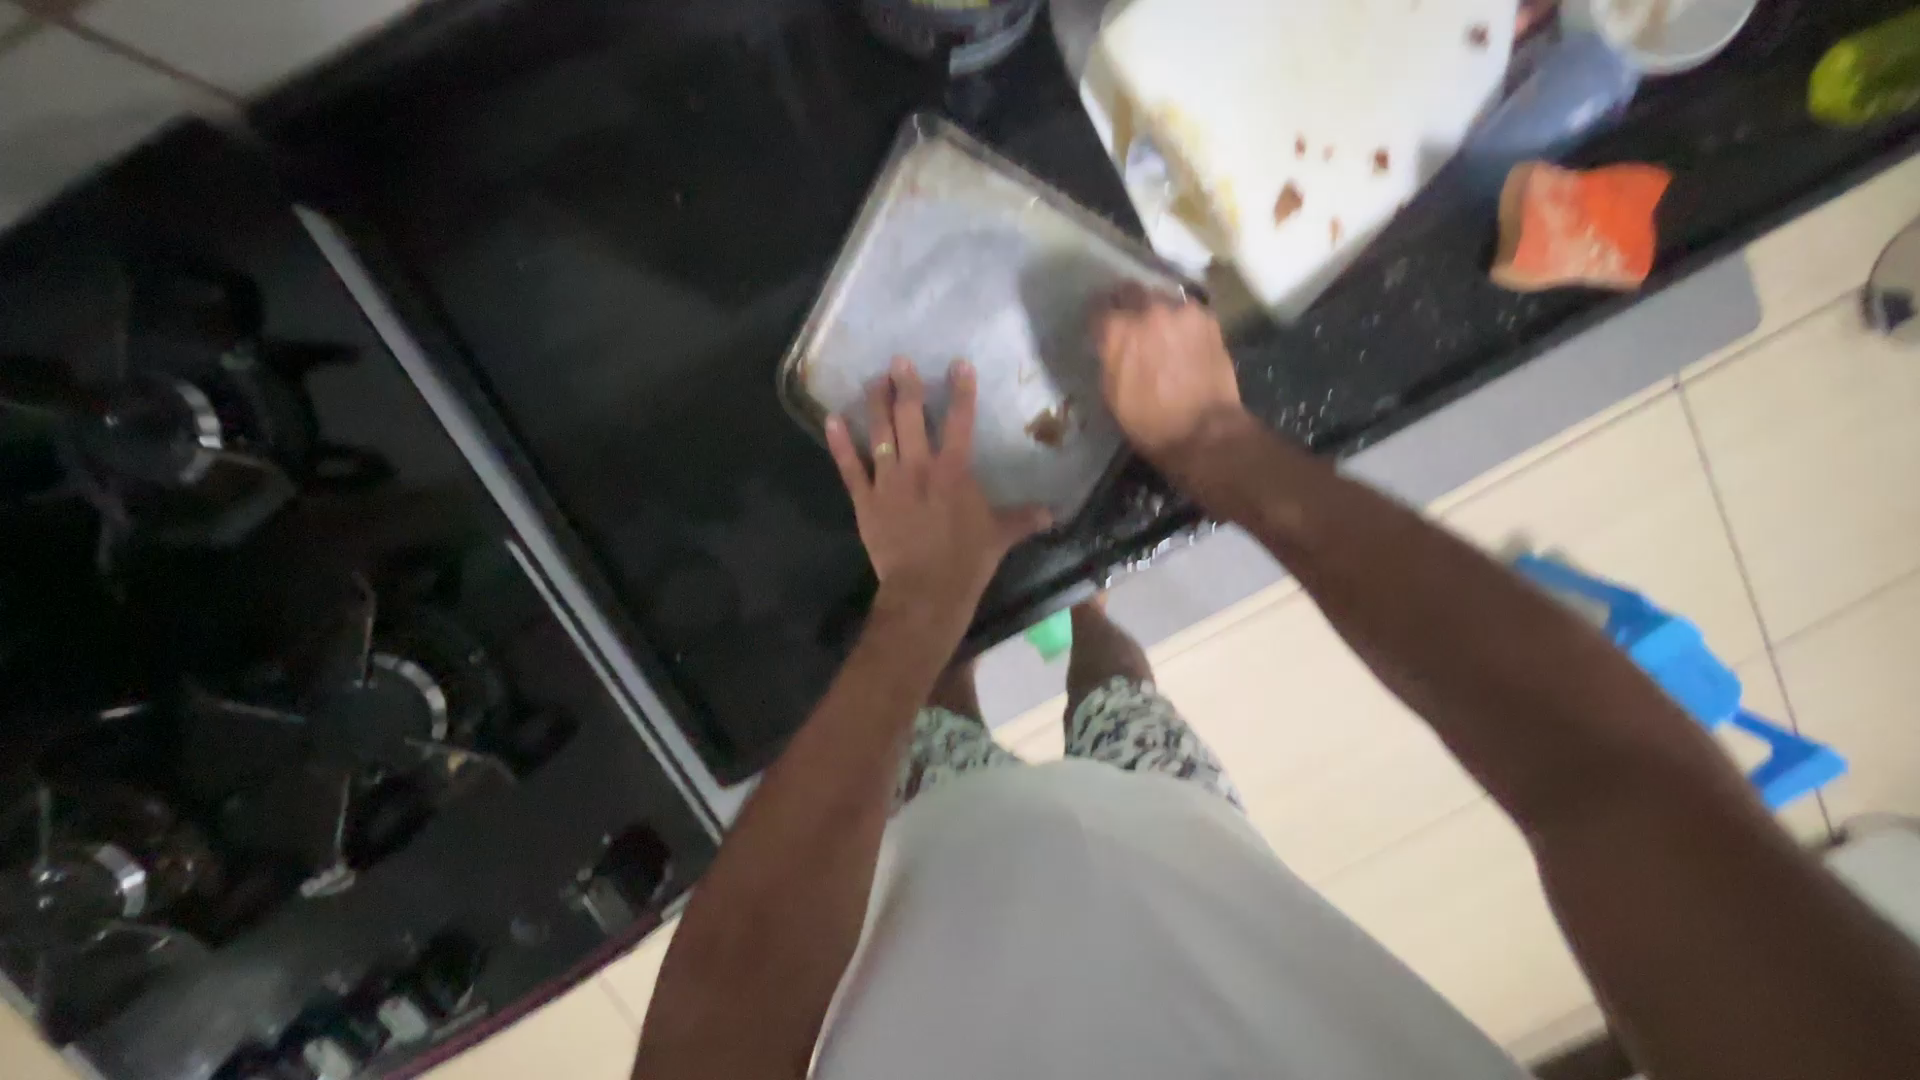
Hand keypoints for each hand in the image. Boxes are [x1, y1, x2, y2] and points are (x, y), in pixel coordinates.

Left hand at [826, 358, 1051, 618]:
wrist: (926, 590)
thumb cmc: (967, 561)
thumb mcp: (1000, 536)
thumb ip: (1023, 518)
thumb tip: (1052, 513)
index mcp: (954, 471)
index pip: (960, 421)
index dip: (961, 391)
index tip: (959, 364)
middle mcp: (919, 467)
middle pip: (910, 417)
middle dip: (905, 386)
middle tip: (899, 361)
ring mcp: (888, 482)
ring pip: (879, 433)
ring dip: (875, 404)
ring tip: (872, 381)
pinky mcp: (865, 501)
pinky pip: (850, 467)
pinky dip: (839, 443)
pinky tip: (832, 418)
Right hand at [1090, 284, 1250, 468]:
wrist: (1203, 431)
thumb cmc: (1149, 422)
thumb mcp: (1112, 393)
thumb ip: (1110, 358)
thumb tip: (1112, 345)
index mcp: (1118, 331)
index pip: (1100, 308)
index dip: (1101, 319)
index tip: (1103, 327)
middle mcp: (1148, 310)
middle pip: (1133, 291)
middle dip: (1130, 304)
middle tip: (1133, 322)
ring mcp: (1182, 311)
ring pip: (1164, 299)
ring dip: (1160, 311)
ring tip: (1163, 331)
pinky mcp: (1208, 319)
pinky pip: (1189, 312)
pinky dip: (1184, 322)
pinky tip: (1186, 339)